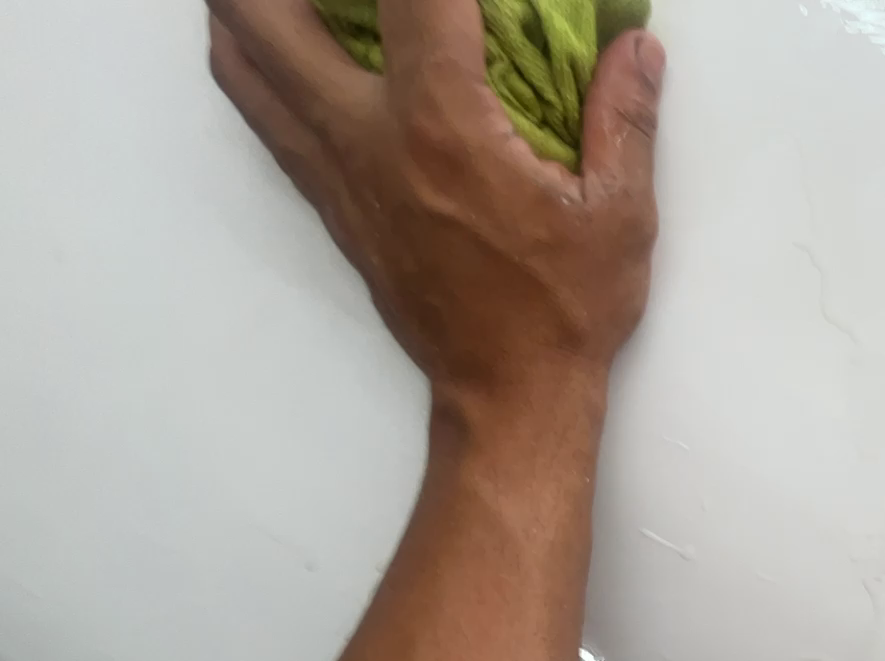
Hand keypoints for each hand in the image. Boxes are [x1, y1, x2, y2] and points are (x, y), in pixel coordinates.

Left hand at [206, 0, 665, 426]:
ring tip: (329, 9)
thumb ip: (624, 122)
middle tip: (384, 0)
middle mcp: (366, 135)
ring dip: (264, 4)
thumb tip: (637, 48)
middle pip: (266, 3)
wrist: (512, 389)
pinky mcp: (332, 207)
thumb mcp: (621, 218)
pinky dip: (263, 62)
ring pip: (238, 49)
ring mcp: (335, 172)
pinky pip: (259, 109)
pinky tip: (317, 67)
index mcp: (444, 127)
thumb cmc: (569, 310)